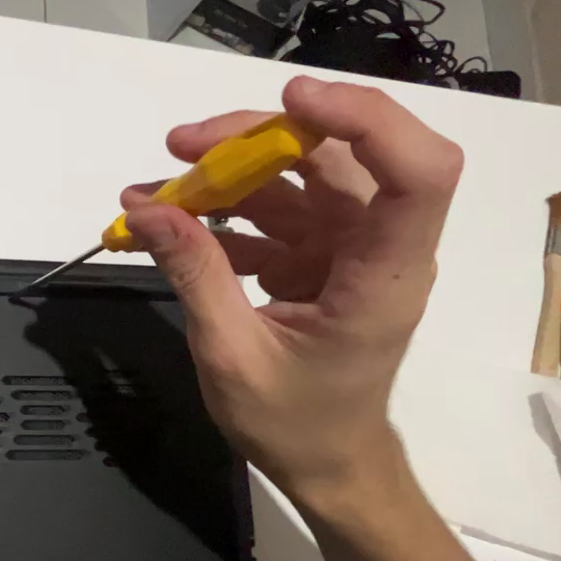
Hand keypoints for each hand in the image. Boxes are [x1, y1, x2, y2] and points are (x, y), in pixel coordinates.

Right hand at [122, 76, 462, 504]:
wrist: (323, 461)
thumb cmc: (293, 422)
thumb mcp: (231, 354)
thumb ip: (194, 276)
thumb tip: (145, 211)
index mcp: (384, 277)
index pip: (415, 172)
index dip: (365, 119)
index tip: (290, 100)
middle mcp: (377, 249)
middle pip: (338, 157)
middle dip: (256, 139)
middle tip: (179, 147)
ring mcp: (347, 251)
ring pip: (298, 180)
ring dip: (228, 174)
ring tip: (156, 186)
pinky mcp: (317, 260)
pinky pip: (273, 216)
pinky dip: (223, 214)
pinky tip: (171, 222)